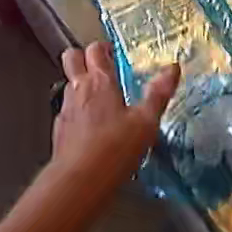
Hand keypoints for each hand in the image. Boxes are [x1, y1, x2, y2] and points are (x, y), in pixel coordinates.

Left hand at [51, 42, 179, 191]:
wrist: (78, 182)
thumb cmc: (114, 149)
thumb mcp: (145, 123)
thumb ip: (158, 94)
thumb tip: (173, 68)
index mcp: (100, 81)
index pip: (95, 50)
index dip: (103, 48)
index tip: (113, 54)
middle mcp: (79, 88)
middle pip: (72, 57)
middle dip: (82, 57)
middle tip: (99, 67)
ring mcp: (65, 108)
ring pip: (68, 83)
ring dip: (80, 85)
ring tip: (98, 100)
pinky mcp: (58, 130)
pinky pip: (66, 111)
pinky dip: (76, 112)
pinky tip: (89, 129)